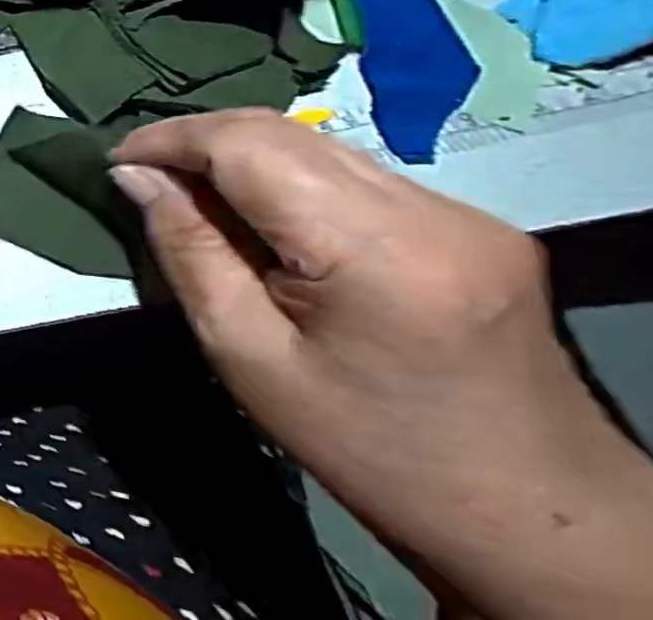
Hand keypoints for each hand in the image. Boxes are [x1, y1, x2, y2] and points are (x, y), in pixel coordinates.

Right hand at [110, 109, 652, 619]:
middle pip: (283, 132)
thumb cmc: (368, 449)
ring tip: (187, 190)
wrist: (536, 520)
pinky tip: (256, 214)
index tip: (117, 160)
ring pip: (315, 144)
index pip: (249, 145)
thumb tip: (136, 176)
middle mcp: (431, 210)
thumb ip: (187, 248)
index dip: (171, 138)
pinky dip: (283, 177)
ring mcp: (462, 211)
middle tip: (142, 173)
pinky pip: (349, 172)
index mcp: (379, 251)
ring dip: (238, 155)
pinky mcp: (470, 223)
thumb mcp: (245, 354)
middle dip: (197, 140)